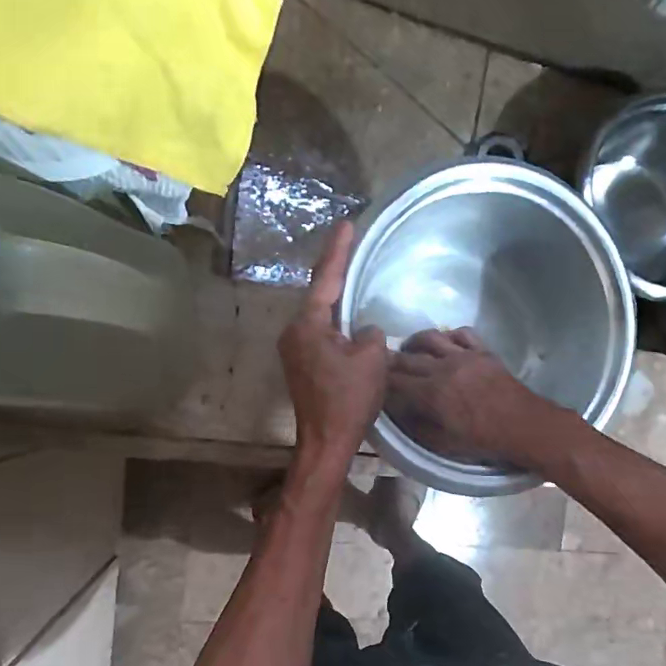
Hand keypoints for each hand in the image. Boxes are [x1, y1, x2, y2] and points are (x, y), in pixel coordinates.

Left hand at [280, 222, 387, 455]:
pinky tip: (348, 320)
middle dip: (335, 271)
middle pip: (318, 295)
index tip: (346, 224)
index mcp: (308, 325)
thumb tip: (362, 332)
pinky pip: (319, 334)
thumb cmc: (348, 399)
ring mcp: (293, 350)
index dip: (338, 250)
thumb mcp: (371, 359)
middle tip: (350, 244)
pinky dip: (334, 323)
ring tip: (351, 276)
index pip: (326, 278)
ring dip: (335, 301)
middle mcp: (293, 332)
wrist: (326, 441)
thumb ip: (369, 333)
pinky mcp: (300, 365)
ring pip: (319, 316)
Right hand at [386, 327, 547, 463]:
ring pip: (430, 337)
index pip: (396, 381)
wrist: (522, 425)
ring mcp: (464, 355)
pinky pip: (461, 333)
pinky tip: (445, 343)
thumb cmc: (483, 440)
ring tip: (410, 348)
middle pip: (408, 357)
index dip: (381, 380)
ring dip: (415, 341)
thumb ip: (419, 427)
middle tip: (382, 362)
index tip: (373, 380)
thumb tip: (401, 414)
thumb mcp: (444, 443)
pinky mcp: (482, 350)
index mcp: (431, 393)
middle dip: (390, 359)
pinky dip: (449, 335)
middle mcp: (443, 368)